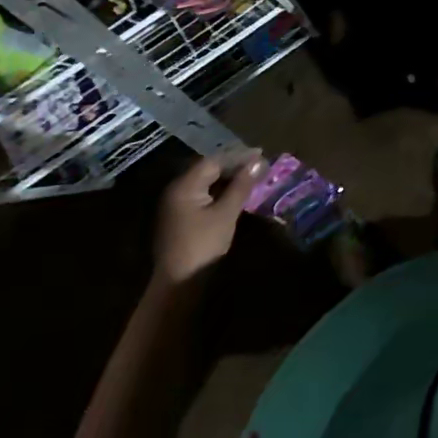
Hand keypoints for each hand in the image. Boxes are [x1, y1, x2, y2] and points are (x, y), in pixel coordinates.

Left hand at [155, 149, 264, 284]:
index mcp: (184, 185)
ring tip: (251, 177)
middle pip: (207, 169)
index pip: (214, 161)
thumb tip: (259, 161)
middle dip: (234, 165)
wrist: (179, 283)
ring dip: (228, 178)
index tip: (262, 154)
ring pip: (205, 182)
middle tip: (259, 164)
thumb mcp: (226, 213)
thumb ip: (241, 185)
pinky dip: (220, 191)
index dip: (238, 156)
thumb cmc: (203, 245)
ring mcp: (176, 204)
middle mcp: (176, 190)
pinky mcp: (180, 217)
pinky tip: (235, 194)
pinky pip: (202, 195)